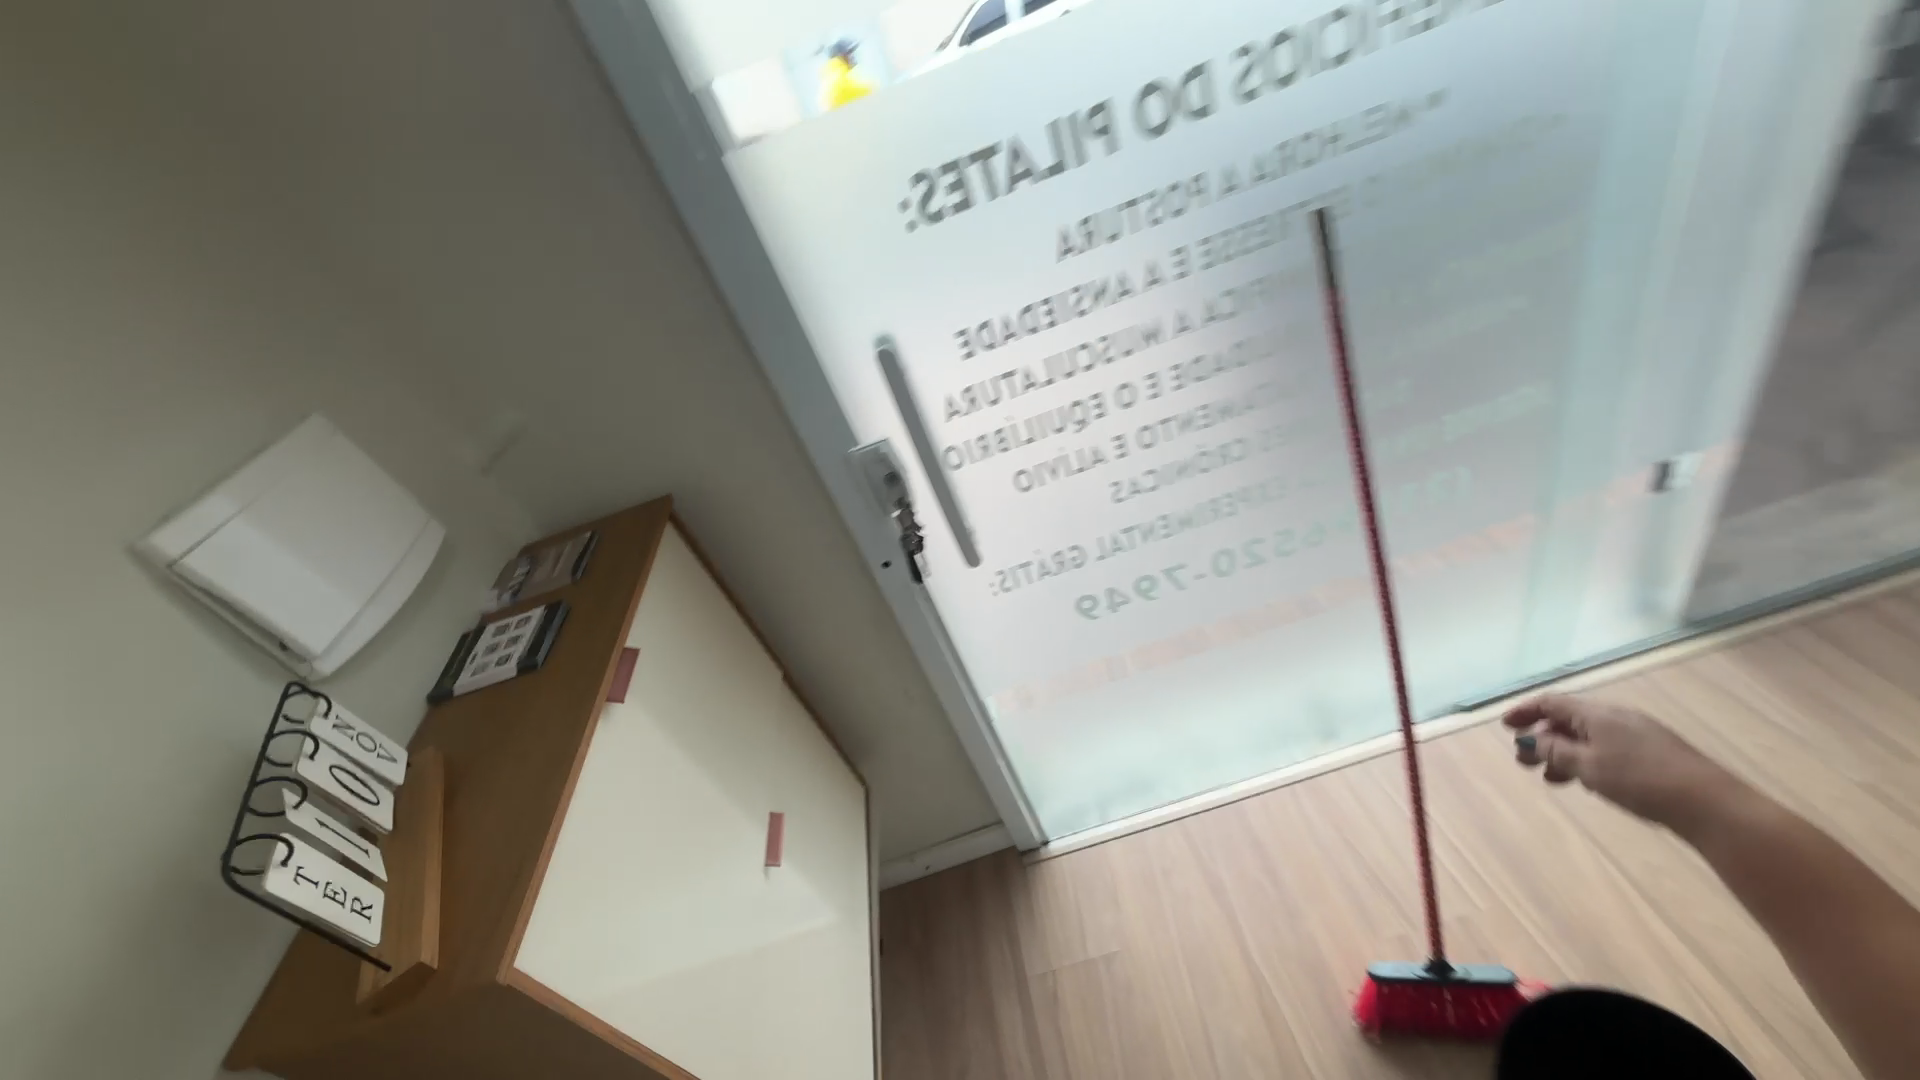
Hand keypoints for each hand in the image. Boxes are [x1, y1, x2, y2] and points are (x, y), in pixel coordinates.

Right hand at [1502, 694, 1742, 829]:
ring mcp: (1639, 734)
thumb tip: (1527, 740)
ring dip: (1564, 753)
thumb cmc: (1640, 781)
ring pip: (1588, 737)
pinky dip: (1587, 759)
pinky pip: (1608, 747)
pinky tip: (1588, 781)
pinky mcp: (1655, 753)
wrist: (1711, 806)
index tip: (1505, 727)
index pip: (1551, 702)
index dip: (1525, 711)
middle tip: (1525, 762)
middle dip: (1542, 738)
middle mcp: (1617, 717)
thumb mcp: (1587, 766)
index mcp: (1597, 714)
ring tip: (1553, 778)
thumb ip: (1553, 751)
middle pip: (1569, 720)